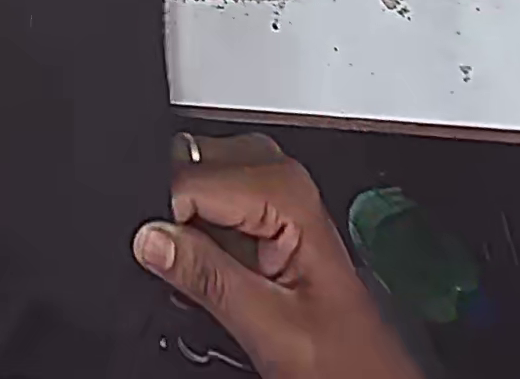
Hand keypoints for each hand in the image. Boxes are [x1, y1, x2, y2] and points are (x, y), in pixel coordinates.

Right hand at [133, 134, 423, 378]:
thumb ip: (207, 277)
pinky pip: (205, 190)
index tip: (174, 263)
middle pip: (190, 163)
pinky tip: (214, 260)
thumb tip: (149, 236)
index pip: (191, 179)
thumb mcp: (270, 328)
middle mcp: (278, 173)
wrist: (369, 378)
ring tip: (209, 265)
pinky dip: (194, 221)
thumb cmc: (342, 358)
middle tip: (191, 266)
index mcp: (285, 189)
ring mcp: (268, 183)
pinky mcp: (258, 201)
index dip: (172, 223)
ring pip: (192, 172)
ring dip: (185, 216)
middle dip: (176, 211)